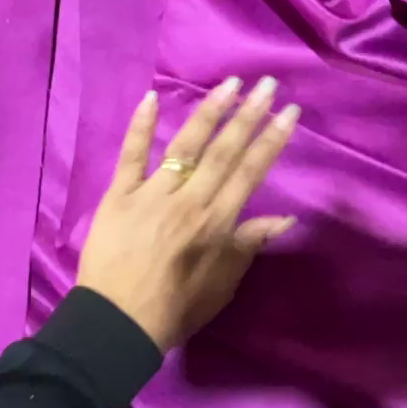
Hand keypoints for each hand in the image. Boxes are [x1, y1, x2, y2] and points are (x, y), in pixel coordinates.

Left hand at [77, 77, 300, 349]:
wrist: (117, 323)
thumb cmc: (174, 308)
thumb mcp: (222, 283)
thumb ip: (249, 245)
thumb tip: (285, 218)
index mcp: (216, 222)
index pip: (250, 172)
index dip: (271, 140)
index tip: (288, 111)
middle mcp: (188, 200)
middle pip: (223, 151)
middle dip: (248, 115)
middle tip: (266, 84)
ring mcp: (151, 194)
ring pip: (184, 146)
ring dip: (208, 112)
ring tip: (228, 84)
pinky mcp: (118, 194)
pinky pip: (131, 155)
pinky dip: (140, 126)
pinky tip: (152, 97)